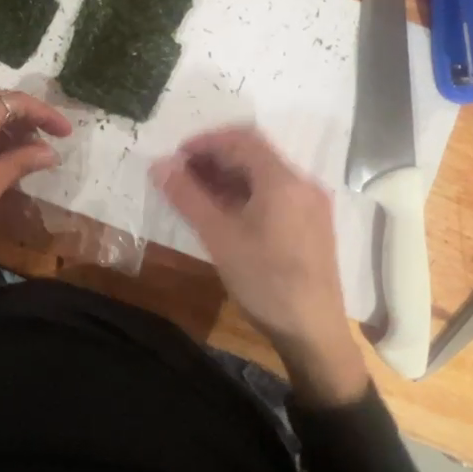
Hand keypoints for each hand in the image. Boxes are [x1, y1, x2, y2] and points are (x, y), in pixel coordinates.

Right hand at [152, 126, 368, 405]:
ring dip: (228, 178)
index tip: (174, 157)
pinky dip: (246, 195)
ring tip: (194, 196)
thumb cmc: (265, 281)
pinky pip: (275, 196)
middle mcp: (302, 184)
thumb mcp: (219, 237)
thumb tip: (159, 165)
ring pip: (264, 177)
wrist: (314, 332)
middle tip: (179, 177)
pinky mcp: (311, 226)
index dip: (204, 142)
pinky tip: (223, 215)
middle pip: (254, 155)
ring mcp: (310, 205)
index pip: (241, 139)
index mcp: (283, 180)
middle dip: (214, 160)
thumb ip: (188, 197)